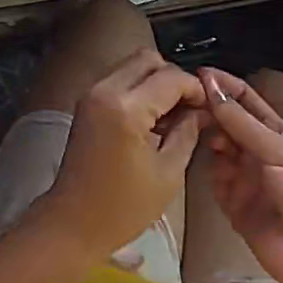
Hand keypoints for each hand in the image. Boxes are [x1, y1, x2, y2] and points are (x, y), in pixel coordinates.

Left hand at [36, 49, 206, 257]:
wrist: (72, 222)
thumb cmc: (123, 207)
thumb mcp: (167, 174)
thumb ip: (187, 133)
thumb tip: (202, 111)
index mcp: (126, 109)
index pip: (170, 78)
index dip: (194, 88)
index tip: (209, 105)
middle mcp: (106, 90)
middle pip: (148, 59)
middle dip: (174, 77)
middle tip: (190, 106)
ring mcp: (92, 92)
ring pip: (132, 64)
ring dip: (156, 80)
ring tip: (174, 113)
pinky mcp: (87, 100)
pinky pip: (120, 78)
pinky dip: (139, 87)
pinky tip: (152, 117)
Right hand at [199, 68, 282, 282]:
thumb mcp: (276, 151)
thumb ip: (241, 121)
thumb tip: (212, 86)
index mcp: (272, 131)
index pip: (243, 98)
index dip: (222, 85)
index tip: (198, 75)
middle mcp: (254, 148)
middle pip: (225, 120)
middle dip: (209, 111)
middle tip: (190, 105)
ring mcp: (242, 174)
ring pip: (215, 146)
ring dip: (208, 139)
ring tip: (200, 136)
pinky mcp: (231, 201)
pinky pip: (212, 178)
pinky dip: (209, 170)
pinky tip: (212, 169)